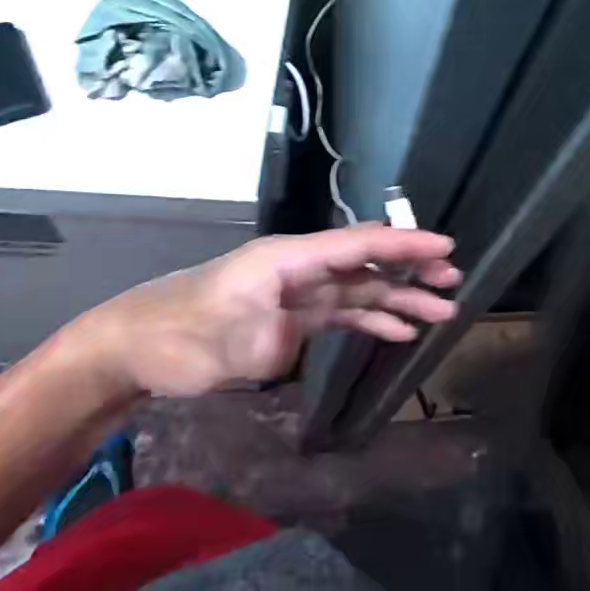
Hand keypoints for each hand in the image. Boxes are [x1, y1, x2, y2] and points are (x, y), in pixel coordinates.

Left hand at [61, 224, 462, 399]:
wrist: (136, 346)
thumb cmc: (177, 335)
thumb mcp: (222, 342)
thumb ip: (270, 338)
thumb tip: (300, 334)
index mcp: (287, 258)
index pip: (356, 245)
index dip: (403, 244)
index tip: (444, 246)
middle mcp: (298, 267)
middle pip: (365, 263)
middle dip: (410, 269)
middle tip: (453, 281)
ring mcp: (296, 292)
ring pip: (358, 290)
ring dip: (398, 298)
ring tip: (440, 311)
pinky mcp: (290, 315)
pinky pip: (341, 313)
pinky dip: (370, 321)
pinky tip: (396, 332)